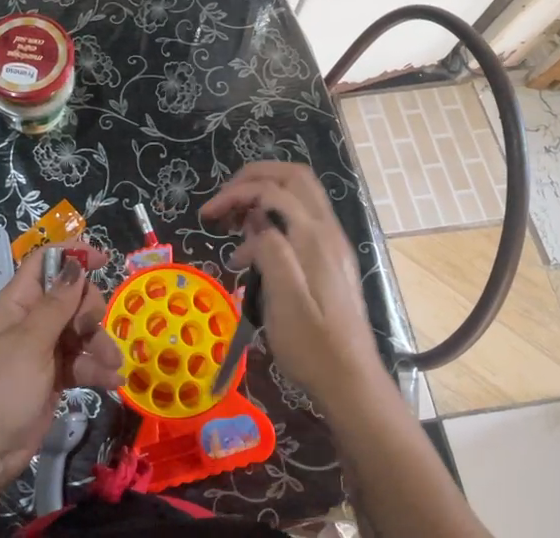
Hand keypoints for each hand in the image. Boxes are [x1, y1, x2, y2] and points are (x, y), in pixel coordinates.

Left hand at [0, 244, 124, 486]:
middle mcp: (32, 320)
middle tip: (90, 330)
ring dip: (100, 344)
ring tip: (111, 365)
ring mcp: (45, 348)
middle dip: (90, 310)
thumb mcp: (30, 343)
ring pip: (82, 330)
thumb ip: (56, 304)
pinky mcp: (55, 375)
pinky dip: (97, 369)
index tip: (103, 260)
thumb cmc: (2, 389)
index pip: (46, 263)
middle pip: (72, 296)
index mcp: (18, 303)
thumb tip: (76, 264)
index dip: (73, 255)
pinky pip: (83, 361)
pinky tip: (113, 382)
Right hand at [201, 163, 381, 411]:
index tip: (207, 216)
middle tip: (224, 202)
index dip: (236, 194)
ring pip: (298, 196)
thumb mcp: (284, 302)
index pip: (272, 190)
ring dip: (262, 198)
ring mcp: (332, 244)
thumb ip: (271, 252)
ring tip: (233, 228)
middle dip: (253, 179)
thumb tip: (258, 225)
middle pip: (293, 177)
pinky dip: (273, 221)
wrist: (352, 383)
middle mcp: (328, 232)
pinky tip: (253, 255)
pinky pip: (300, 220)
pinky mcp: (330, 260)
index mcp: (314, 238)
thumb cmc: (313, 347)